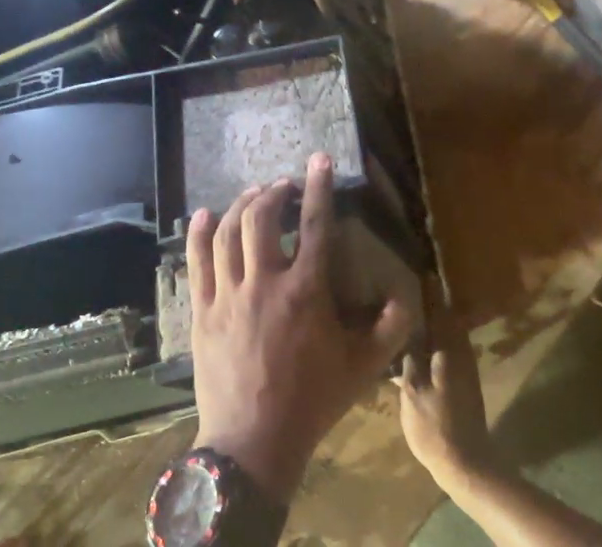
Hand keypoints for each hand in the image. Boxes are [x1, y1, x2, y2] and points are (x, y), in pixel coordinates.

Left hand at [187, 152, 413, 500]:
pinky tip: (205, 215)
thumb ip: (390, 329)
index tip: (319, 159)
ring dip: (241, 205)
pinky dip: (200, 232)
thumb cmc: (312, 401)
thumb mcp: (363, 367)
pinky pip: (197, 262)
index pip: (314, 224)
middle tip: (283, 186)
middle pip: (262, 218)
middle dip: (273, 192)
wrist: (253, 442)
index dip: (318, 186)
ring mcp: (228, 296)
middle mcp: (265, 283)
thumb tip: (404, 296)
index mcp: (307, 291)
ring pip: (228, 233)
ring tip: (254, 195)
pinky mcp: (202, 313)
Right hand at [398, 304, 496, 490]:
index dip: (431, 295)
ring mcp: (466, 369)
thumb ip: (410, 364)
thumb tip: (407, 338)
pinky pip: (451, 350)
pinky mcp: (465, 383)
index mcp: (448, 352)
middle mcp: (461, 354)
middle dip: (435, 305)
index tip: (423, 274)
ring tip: (417, 313)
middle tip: (417, 290)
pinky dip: (439, 341)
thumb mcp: (413, 396)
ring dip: (438, 323)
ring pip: (451, 336)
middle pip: (448, 321)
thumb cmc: (435, 428)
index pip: (439, 313)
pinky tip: (424, 347)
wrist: (465, 462)